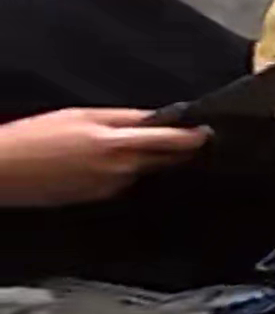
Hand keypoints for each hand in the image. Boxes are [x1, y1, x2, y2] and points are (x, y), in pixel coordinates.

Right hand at [0, 108, 208, 206]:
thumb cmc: (30, 137)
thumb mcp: (80, 116)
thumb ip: (129, 118)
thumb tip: (166, 117)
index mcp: (119, 142)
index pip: (181, 141)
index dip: (199, 135)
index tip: (205, 129)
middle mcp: (124, 166)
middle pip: (177, 157)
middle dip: (180, 148)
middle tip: (172, 138)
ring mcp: (115, 184)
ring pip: (154, 169)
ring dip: (151, 160)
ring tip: (119, 150)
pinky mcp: (103, 196)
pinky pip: (130, 181)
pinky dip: (128, 172)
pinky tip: (100, 165)